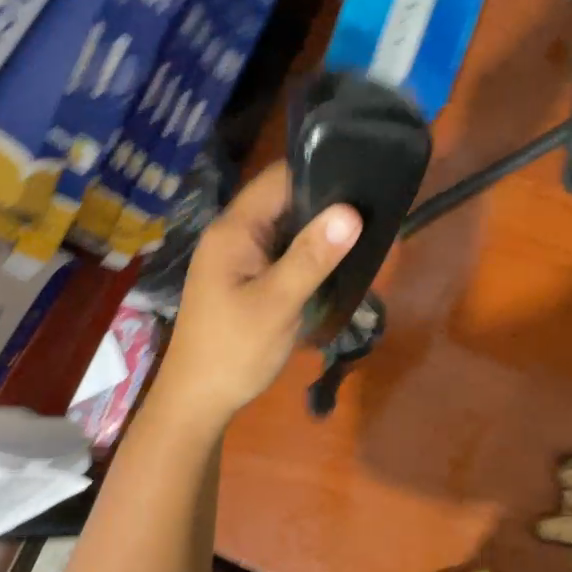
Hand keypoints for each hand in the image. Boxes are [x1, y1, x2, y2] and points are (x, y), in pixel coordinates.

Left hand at [154, 164, 361, 423]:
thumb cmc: (234, 350)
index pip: (278, 179)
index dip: (319, 172)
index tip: (363, 178)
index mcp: (233, 229)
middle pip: (282, 201)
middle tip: (374, 207)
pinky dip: (305, 254)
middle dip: (324, 201)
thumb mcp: (278, 303)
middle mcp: (232, 234)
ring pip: (284, 228)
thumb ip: (312, 256)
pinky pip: (279, 253)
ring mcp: (236, 258)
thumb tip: (350, 212)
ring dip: (317, 230)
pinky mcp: (243, 279)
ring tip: (365, 230)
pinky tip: (335, 262)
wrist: (197, 400)